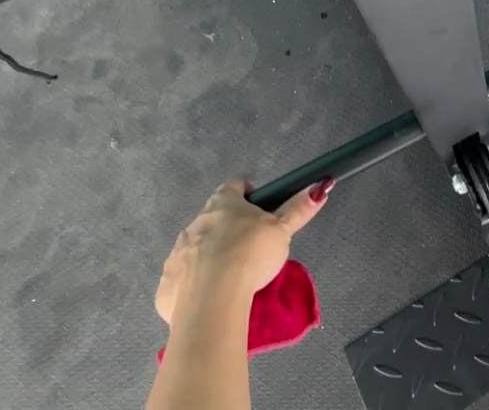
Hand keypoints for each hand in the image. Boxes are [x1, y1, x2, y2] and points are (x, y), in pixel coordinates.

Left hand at [155, 177, 330, 325]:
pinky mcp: (166, 285)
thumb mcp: (281, 231)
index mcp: (222, 204)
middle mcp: (195, 223)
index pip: (233, 186)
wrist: (211, 302)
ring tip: (230, 277)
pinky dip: (193, 285)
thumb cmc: (249, 255)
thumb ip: (298, 209)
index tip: (259, 210)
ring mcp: (177, 254)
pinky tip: (210, 298)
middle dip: (228, 229)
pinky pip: (182, 279)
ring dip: (209, 256)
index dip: (247, 195)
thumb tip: (321, 186)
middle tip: (249, 249)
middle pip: (213, 219)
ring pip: (195, 249)